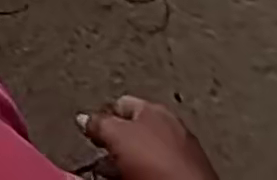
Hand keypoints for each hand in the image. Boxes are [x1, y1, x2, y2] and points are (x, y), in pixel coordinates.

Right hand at [77, 96, 218, 179]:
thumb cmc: (152, 159)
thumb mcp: (111, 131)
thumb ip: (95, 121)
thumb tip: (85, 119)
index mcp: (157, 109)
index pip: (119, 103)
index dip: (101, 116)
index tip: (92, 130)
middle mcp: (174, 128)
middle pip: (133, 131)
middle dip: (115, 142)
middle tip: (102, 154)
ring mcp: (186, 156)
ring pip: (144, 153)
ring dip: (126, 160)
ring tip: (114, 170)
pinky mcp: (191, 177)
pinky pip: (157, 169)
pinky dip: (143, 172)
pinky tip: (132, 177)